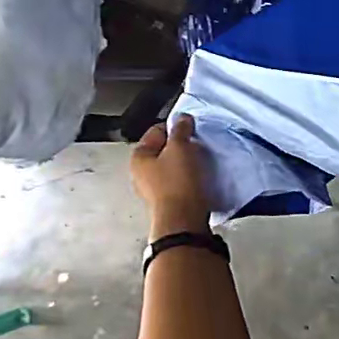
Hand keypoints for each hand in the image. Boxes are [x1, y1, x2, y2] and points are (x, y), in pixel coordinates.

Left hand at [131, 115, 212, 236]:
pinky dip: (188, 177)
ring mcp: (152, 189)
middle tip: (197, 147)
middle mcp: (140, 172)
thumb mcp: (181, 147)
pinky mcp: (166, 200)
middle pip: (164, 149)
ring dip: (186, 162)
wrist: (183, 219)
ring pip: (172, 165)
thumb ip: (181, 129)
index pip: (157, 130)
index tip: (191, 131)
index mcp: (138, 156)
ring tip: (200, 163)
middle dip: (182, 146)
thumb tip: (182, 118)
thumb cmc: (178, 180)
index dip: (176, 127)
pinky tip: (198, 179)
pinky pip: (177, 181)